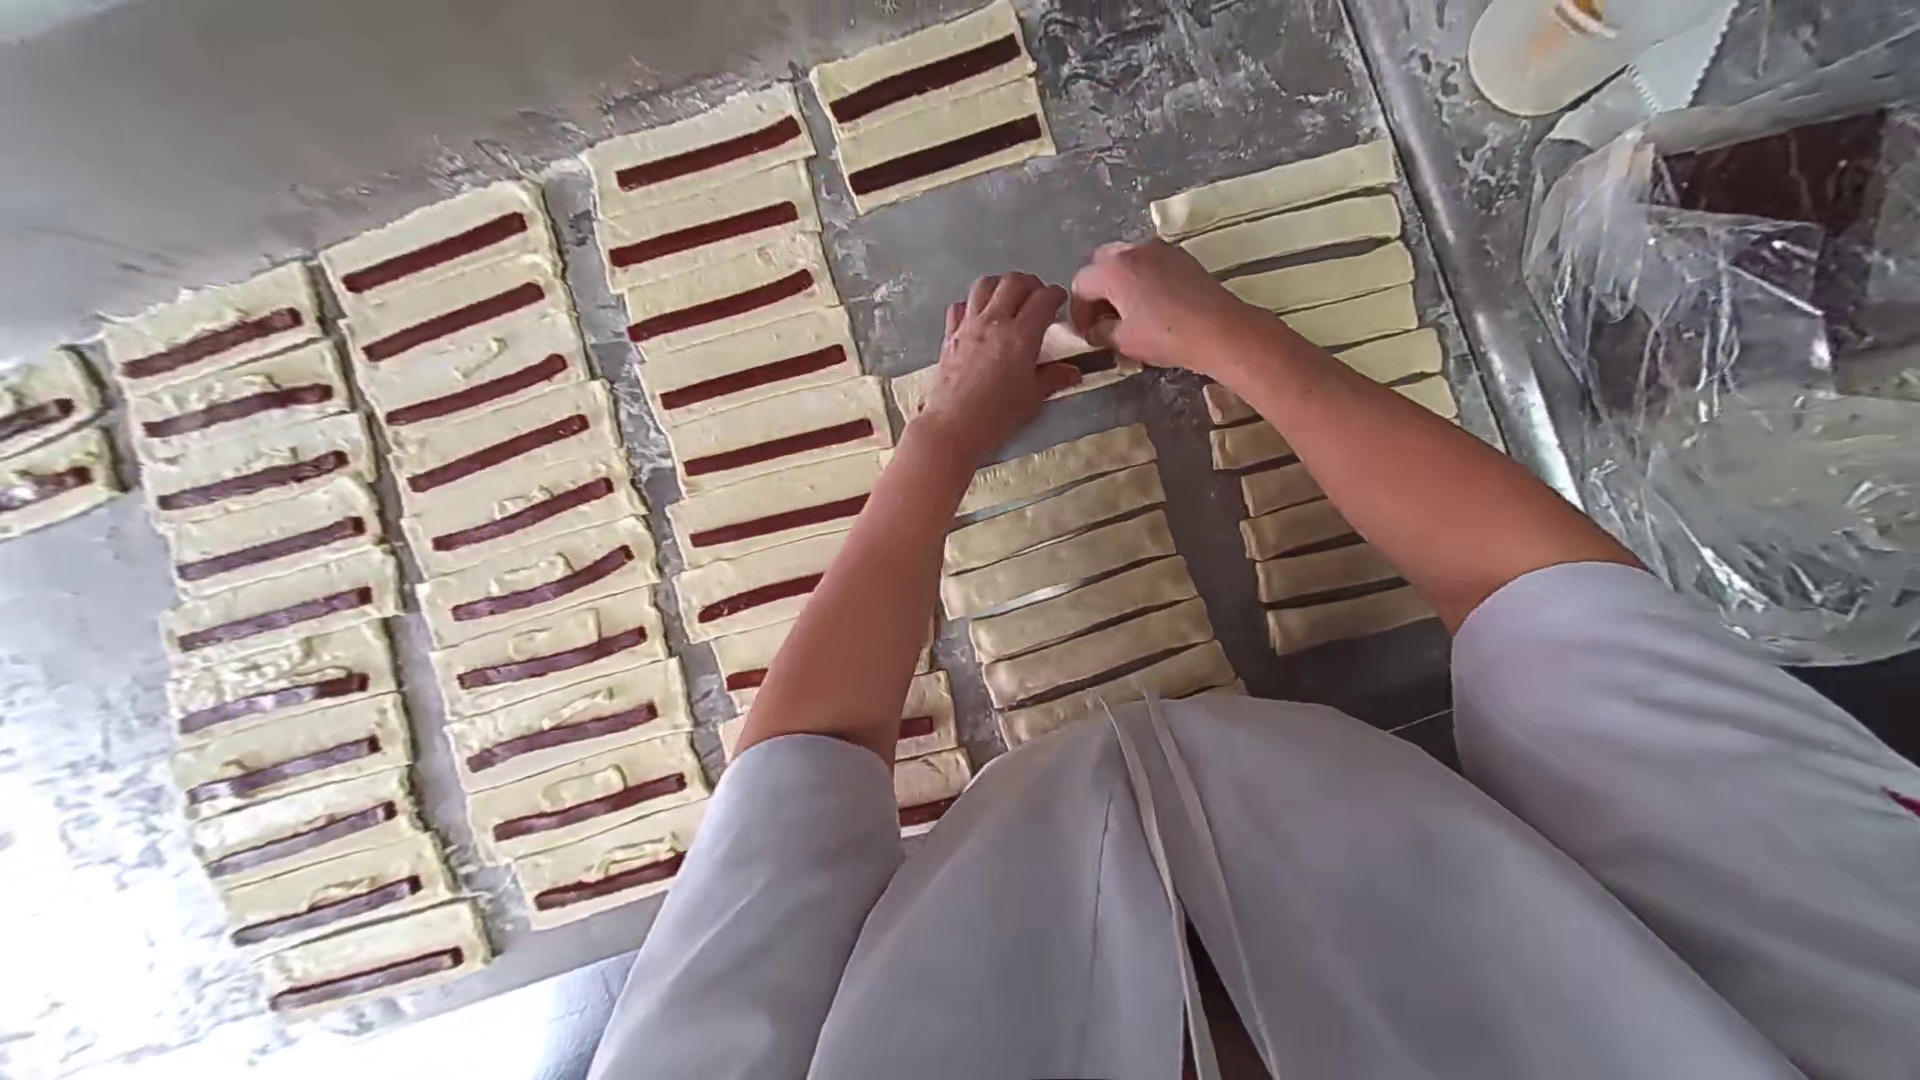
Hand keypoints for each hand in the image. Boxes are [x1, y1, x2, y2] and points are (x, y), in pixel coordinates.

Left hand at [914, 273, 1078, 464]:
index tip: (1059, 302)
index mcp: (1021, 336)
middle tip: (1037, 297)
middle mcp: (994, 323)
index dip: (1056, 294)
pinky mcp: (950, 336)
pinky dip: (972, 304)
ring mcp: (969, 326)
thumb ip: (1053, 378)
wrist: (953, 426)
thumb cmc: (996, 416)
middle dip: (1030, 284)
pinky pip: (960, 306)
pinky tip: (978, 317)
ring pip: (984, 285)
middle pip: (1013, 282)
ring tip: (1009, 300)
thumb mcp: (1032, 399)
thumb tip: (1072, 372)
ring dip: (1000, 286)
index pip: (1043, 298)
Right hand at [1069, 238, 1274, 379]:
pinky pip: (1147, 262)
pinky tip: (1147, 305)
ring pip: (1125, 260)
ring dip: (1117, 283)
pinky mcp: (1179, 256)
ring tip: (1124, 313)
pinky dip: (1138, 279)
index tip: (1086, 333)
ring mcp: (1159, 249)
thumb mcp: (1123, 341)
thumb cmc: (1166, 336)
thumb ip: (1100, 332)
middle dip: (1095, 291)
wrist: (1219, 330)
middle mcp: (1134, 249)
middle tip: (1100, 319)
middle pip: (1100, 264)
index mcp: (1113, 269)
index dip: (1078, 311)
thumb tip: (1095, 330)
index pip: (1081, 284)